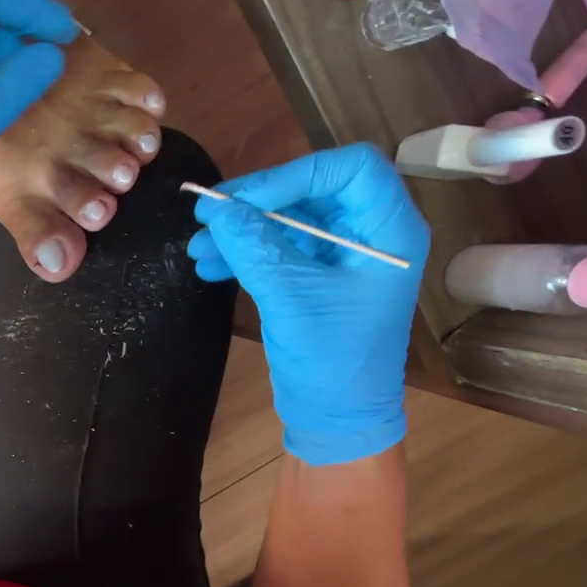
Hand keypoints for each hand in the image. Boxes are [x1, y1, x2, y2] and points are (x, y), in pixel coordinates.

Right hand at [189, 144, 429, 465]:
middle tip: (208, 214)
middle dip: (256, 201)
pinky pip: (275, 247)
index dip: (295, 174)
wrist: (333, 417)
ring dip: (241, 228)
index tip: (244, 200)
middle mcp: (367, 233)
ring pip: (287, 218)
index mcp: (388, 231)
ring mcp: (338, 255)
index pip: (350, 169)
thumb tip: (216, 208)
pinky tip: (209, 264)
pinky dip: (242, 251)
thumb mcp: (292, 300)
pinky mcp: (312, 276)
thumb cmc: (332, 360)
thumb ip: (256, 248)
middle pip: (312, 189)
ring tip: (197, 247)